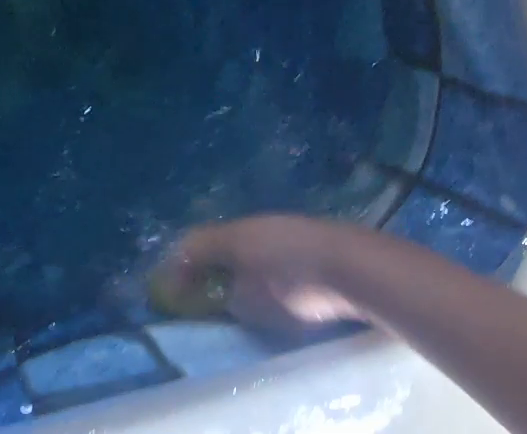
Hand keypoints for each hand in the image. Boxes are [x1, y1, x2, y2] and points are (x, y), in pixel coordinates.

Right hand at [151, 214, 371, 335]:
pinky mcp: (307, 233)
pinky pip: (272, 248)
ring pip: (247, 243)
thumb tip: (224, 296)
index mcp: (230, 235)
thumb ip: (229, 299)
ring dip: (238, 264)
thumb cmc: (295, 286)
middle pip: (219, 241)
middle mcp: (252, 222)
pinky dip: (264, 264)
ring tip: (242, 292)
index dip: (178, 270)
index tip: (173, 294)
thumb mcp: (251, 303)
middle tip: (205, 293)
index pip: (191, 246)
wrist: (353, 265)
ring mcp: (282, 224)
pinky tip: (276, 283)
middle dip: (209, 266)